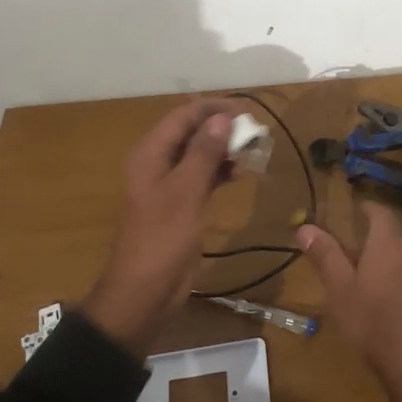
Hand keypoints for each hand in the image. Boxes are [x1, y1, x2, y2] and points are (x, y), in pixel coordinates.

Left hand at [83, 100, 237, 353]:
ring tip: (256, 147)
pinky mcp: (182, 205)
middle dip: (222, 128)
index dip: (212, 109)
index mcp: (150, 154)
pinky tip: (244, 172)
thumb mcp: (185, 192)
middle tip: (256, 130)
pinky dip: (222, 172)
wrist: (145, 292)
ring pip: (200, 155)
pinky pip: (203, 178)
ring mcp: (170, 186)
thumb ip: (203, 153)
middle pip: (191, 133)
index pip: (182, 117)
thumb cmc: (162, 239)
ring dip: (225, 149)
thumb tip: (222, 119)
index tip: (246, 110)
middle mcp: (158, 164)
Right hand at [297, 201, 401, 401]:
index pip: (381, 214)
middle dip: (376, 244)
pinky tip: (397, 310)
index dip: (369, 208)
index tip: (359, 207)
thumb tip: (305, 226)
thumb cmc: (374, 325)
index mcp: (388, 247)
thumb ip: (325, 256)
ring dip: (392, 268)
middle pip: (394, 240)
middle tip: (356, 257)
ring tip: (374, 286)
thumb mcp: (341, 291)